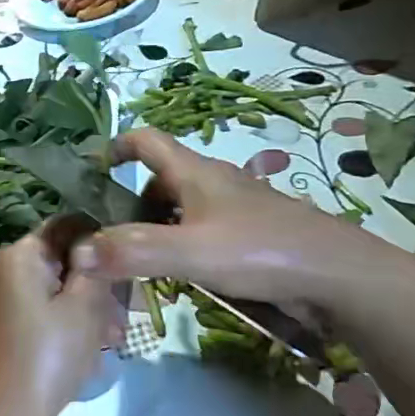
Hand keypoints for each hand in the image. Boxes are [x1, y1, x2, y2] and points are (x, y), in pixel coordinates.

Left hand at [0, 229, 120, 415]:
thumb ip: (97, 267)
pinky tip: (94, 351)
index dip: (104, 241)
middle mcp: (10, 269)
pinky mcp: (12, 326)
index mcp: (22, 254)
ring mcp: (9, 299)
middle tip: (127, 314)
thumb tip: (100, 242)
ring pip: (62, 289)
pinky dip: (73, 326)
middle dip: (100, 284)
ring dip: (92, 309)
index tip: (132, 266)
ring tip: (114, 340)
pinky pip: (50, 312)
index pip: (70, 224)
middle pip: (67, 259)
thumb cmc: (46, 356)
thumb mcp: (84, 308)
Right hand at [71, 129, 401, 308]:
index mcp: (195, 172)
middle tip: (116, 240)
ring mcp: (237, 206)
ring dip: (160, 227)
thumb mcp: (191, 252)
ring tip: (146, 264)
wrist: (335, 273)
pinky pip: (206, 229)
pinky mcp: (253, 231)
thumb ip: (134, 252)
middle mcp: (215, 181)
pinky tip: (188, 275)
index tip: (93, 169)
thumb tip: (79, 251)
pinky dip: (186, 244)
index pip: (146, 140)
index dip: (115, 147)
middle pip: (162, 179)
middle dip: (134, 203)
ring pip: (185, 207)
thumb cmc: (261, 251)